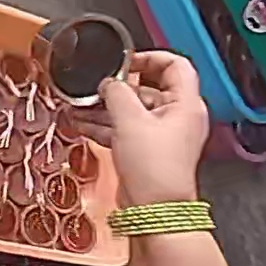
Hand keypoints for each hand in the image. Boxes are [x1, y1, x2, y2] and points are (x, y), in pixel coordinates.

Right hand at [73, 51, 207, 205]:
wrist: (153, 209)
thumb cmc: (154, 169)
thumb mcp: (129, 120)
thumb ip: (117, 93)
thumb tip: (109, 82)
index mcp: (185, 104)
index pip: (175, 65)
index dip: (150, 57)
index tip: (126, 60)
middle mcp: (177, 117)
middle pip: (148, 88)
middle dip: (118, 87)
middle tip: (98, 85)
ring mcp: (161, 135)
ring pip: (132, 111)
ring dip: (106, 107)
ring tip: (80, 105)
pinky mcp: (146, 151)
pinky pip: (125, 129)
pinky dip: (105, 125)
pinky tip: (83, 124)